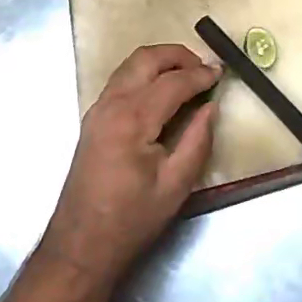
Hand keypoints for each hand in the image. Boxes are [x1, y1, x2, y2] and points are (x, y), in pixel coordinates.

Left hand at [38, 44, 218, 285]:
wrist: (81, 245)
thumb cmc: (131, 220)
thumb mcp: (176, 186)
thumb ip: (197, 141)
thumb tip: (210, 107)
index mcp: (132, 119)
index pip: (172, 82)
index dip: (199, 74)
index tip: (220, 72)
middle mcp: (111, 104)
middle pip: (146, 59)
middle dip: (178, 55)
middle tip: (204, 67)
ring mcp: (98, 109)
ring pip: (130, 65)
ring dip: (160, 61)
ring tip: (187, 74)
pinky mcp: (93, 118)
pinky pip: (121, 80)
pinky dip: (144, 73)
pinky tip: (162, 90)